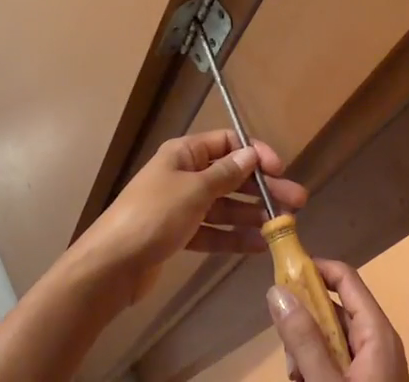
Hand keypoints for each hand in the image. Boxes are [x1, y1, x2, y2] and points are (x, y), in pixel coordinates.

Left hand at [71, 130, 306, 300]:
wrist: (112, 264)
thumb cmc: (153, 216)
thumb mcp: (194, 190)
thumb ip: (225, 174)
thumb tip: (251, 153)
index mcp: (183, 154)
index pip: (226, 143)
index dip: (254, 153)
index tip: (280, 169)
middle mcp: (184, 175)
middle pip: (230, 176)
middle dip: (261, 188)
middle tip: (297, 202)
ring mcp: (181, 206)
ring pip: (225, 206)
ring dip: (252, 214)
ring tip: (283, 227)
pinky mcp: (179, 235)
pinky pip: (214, 231)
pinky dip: (234, 236)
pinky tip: (259, 245)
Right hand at [268, 260, 407, 381]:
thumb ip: (304, 340)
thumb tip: (277, 290)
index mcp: (378, 333)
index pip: (345, 278)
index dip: (314, 269)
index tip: (282, 275)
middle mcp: (379, 342)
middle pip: (335, 309)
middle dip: (304, 322)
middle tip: (285, 345)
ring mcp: (376, 365)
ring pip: (332, 338)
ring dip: (308, 350)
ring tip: (296, 375)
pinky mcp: (369, 381)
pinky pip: (339, 360)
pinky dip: (319, 367)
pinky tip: (306, 381)